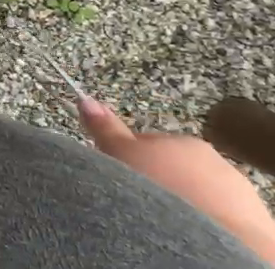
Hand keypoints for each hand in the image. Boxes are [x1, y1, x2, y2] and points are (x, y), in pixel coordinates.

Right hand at [80, 96, 274, 262]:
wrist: (213, 239)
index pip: (150, 143)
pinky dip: (203, 221)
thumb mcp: (119, 152)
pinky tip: (187, 229)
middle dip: (159, 179)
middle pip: (177, 167)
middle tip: (138, 194)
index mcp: (187, 142)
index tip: (117, 169)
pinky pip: (219, 216)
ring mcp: (240, 194)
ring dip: (183, 201)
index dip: (129, 156)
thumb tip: (86, 100)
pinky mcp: (254, 223)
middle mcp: (218, 162)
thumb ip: (104, 127)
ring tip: (163, 216)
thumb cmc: (160, 187)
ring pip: (200, 193)